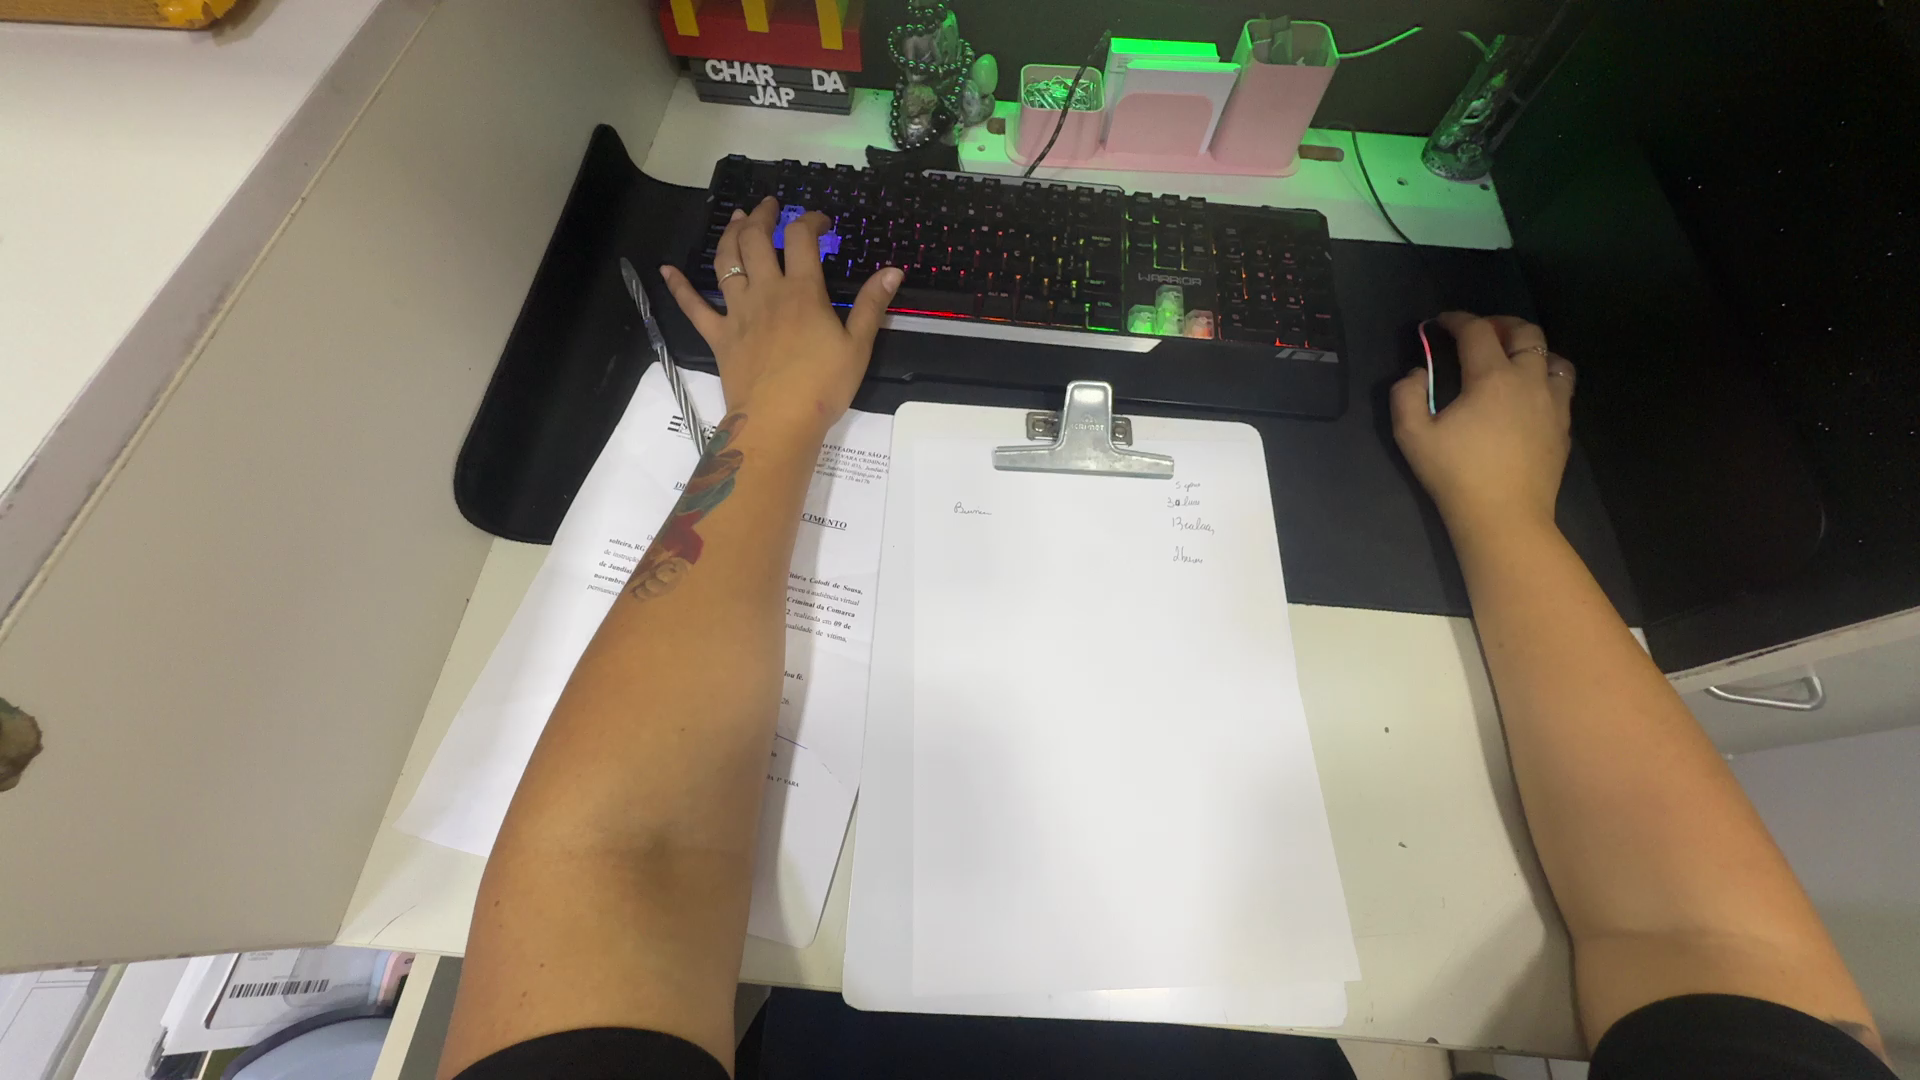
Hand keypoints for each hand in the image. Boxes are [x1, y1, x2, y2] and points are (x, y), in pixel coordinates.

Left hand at [660, 196, 901, 442]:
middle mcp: (766, 292)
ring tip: (735, 219)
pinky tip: (666, 270)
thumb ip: (872, 305)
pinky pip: (694, 307)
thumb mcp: (858, 346)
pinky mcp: (718, 336)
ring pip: (726, 261)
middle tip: (768, 206)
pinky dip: (679, 287)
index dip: (810, 220)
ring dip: (729, 235)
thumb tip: (893, 270)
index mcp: (802, 292)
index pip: (802, 239)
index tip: (820, 220)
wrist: (779, 422)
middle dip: (762, 216)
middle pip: (756, 240)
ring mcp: (738, 312)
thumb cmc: (823, 387)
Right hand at [1390, 312, 1575, 534]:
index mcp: (1490, 378)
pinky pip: (1561, 384)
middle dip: (1499, 323)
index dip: (1457, 320)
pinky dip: (1544, 374)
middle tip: (1478, 331)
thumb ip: (1406, 396)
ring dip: (1529, 347)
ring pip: (1552, 355)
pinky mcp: (1562, 423)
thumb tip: (1415, 373)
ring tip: (1510, 357)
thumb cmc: (1454, 473)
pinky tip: (1527, 390)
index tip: (1440, 322)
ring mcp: (1552, 401)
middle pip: (1524, 333)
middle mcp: (1528, 380)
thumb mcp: (1411, 435)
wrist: (1503, 513)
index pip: (1477, 332)